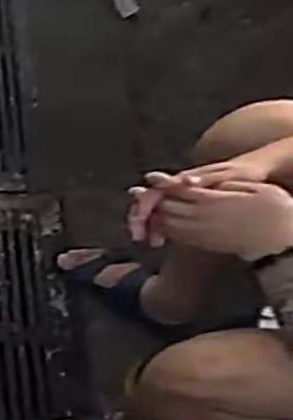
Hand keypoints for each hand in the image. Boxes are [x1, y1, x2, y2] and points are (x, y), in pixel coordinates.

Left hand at [149, 180, 292, 259]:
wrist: (284, 234)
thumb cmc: (276, 207)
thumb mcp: (257, 188)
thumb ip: (226, 184)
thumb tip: (201, 182)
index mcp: (215, 201)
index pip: (180, 190)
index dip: (164, 183)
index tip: (152, 177)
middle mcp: (200, 216)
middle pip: (164, 205)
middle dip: (150, 199)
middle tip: (140, 193)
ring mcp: (196, 230)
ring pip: (162, 220)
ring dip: (151, 213)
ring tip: (146, 207)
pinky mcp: (197, 241)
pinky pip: (170, 233)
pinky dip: (160, 225)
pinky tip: (160, 219)